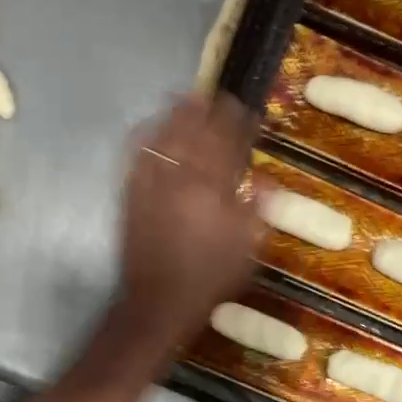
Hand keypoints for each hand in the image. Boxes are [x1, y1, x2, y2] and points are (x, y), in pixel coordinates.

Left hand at [106, 93, 262, 359]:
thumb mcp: (244, 252)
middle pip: (195, 130)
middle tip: (217, 99)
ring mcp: (152, 182)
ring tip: (186, 99)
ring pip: (164, 135)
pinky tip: (150, 127)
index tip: (247, 110)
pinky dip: (145, 135)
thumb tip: (270, 181)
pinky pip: (137, 154)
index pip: (228, 142)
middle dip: (208, 110)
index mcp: (213, 189)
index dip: (239, 122)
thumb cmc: (207, 281)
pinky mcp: (131, 193)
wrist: (157, 303)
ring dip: (176, 114)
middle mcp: (181, 177)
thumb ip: (257, 212)